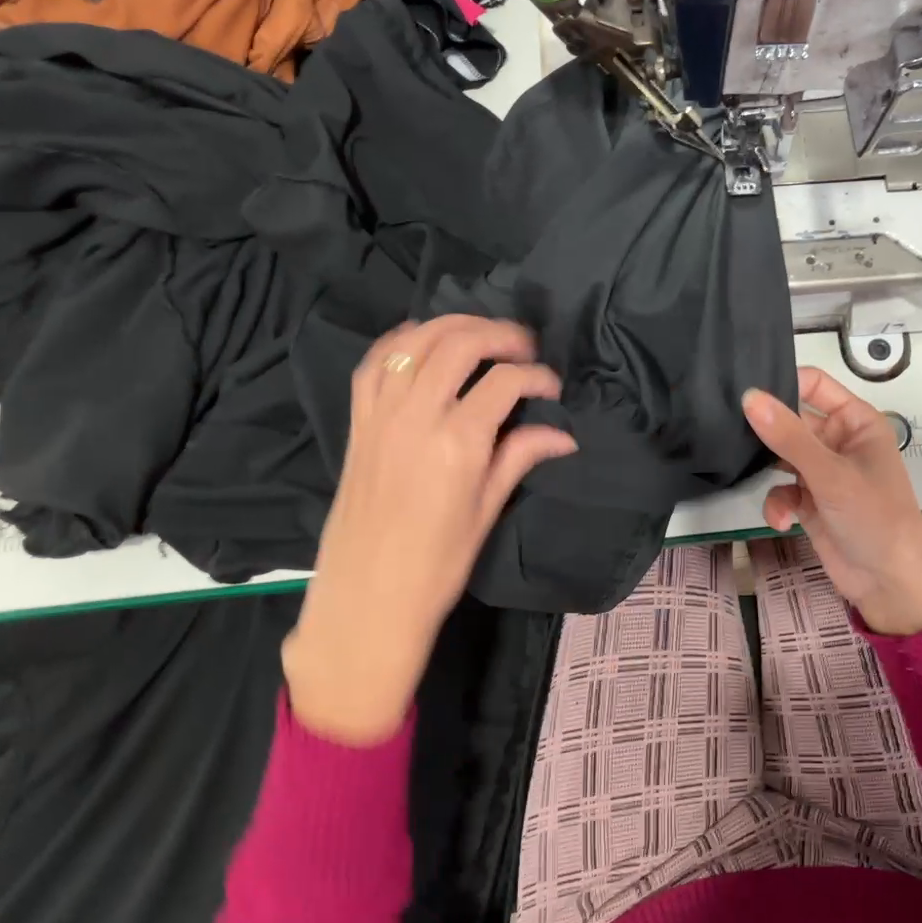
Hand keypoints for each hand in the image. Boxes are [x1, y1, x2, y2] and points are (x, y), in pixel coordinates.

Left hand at [284, 317, 576, 744]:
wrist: (368, 596)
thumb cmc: (438, 563)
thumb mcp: (487, 510)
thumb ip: (520, 457)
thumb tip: (563, 434)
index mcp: (457, 442)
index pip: (506, 382)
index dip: (538, 376)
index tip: (553, 387)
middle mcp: (416, 415)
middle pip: (460, 343)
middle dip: (501, 334)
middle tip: (525, 348)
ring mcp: (381, 413)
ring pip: (417, 340)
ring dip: (455, 326)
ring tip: (483, 336)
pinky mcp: (358, 421)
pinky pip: (376, 361)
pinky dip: (405, 341)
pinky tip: (427, 343)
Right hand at [742, 368, 921, 635]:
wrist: (889, 584)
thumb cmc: (874, 517)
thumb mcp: (831, 474)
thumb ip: (788, 436)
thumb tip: (749, 396)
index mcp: (856, 421)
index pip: (813, 385)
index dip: (782, 383)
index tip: (743, 392)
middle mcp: (839, 440)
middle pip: (792, 419)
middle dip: (765, 429)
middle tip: (724, 428)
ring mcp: (823, 472)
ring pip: (781, 455)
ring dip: (766, 468)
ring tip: (743, 472)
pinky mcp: (810, 502)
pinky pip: (782, 490)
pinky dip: (777, 504)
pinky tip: (781, 521)